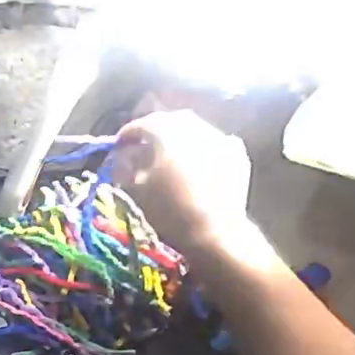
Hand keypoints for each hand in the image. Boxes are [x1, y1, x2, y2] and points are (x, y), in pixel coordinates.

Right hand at [115, 111, 255, 252]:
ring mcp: (222, 139)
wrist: (214, 234)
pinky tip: (194, 161)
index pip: (145, 123)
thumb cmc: (169, 213)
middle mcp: (198, 129)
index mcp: (170, 135)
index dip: (128, 132)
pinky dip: (200, 146)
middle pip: (172, 120)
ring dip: (178, 136)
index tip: (118, 143)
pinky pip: (214, 141)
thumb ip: (124, 166)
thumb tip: (123, 154)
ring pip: (195, 128)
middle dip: (155, 129)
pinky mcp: (237, 154)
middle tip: (142, 144)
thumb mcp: (135, 191)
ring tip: (168, 152)